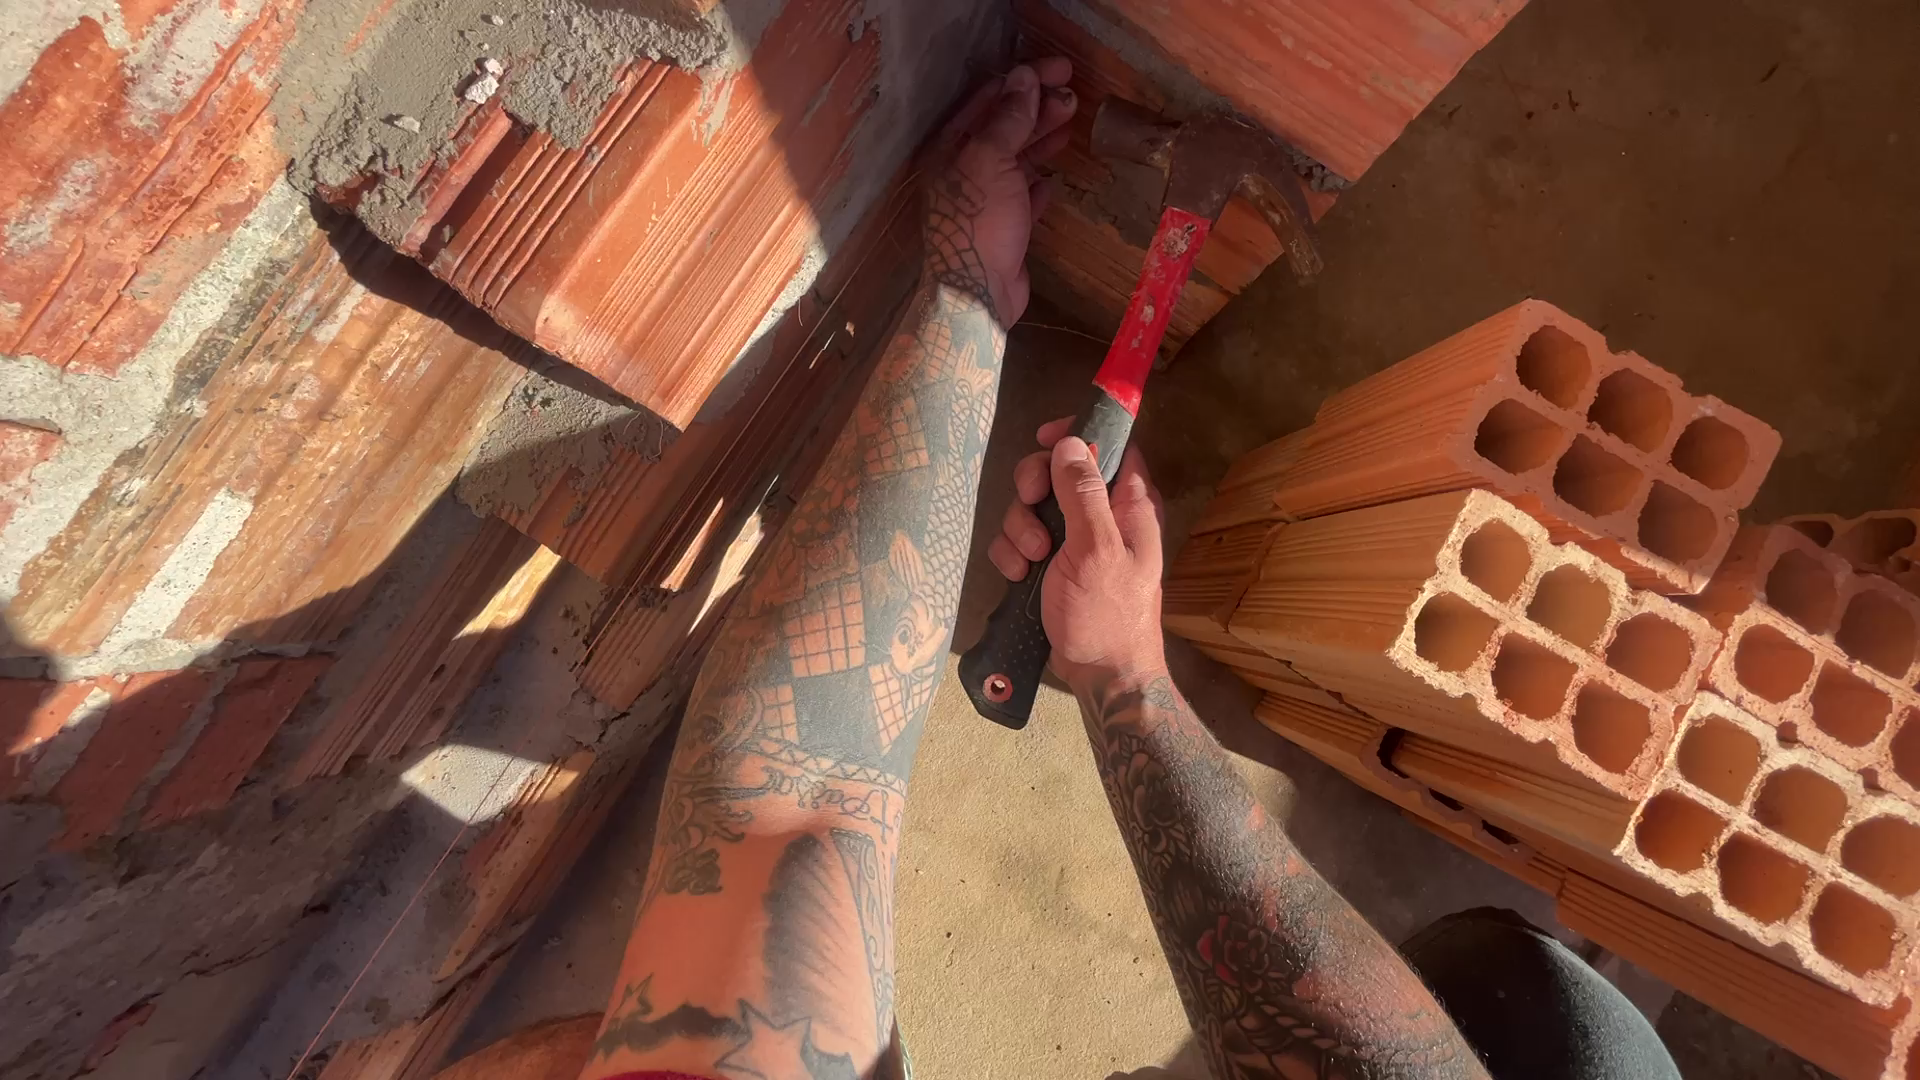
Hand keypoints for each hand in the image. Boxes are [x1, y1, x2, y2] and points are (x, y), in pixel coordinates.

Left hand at [923, 59, 1076, 323]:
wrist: (978, 292)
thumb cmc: (979, 220)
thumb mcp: (990, 159)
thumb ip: (1008, 119)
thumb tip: (1023, 78)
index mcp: (950, 151)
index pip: (987, 102)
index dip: (1023, 81)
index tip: (1059, 69)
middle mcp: (962, 175)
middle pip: (1003, 132)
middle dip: (1037, 111)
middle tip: (1072, 96)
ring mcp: (983, 206)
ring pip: (1014, 164)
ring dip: (1040, 142)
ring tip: (1070, 123)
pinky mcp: (1002, 234)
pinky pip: (1021, 203)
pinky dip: (1036, 189)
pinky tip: (1050, 181)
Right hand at [987, 418, 1167, 688]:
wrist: (1098, 673)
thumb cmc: (1108, 612)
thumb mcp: (1097, 548)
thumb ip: (1082, 493)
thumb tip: (1070, 442)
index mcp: (1128, 503)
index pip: (1109, 445)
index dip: (1077, 435)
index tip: (1045, 439)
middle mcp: (1101, 515)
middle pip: (1057, 472)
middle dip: (1035, 490)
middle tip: (1033, 507)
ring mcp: (1073, 540)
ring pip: (1032, 508)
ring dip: (1021, 530)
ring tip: (1032, 561)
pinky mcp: (1049, 564)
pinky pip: (1018, 540)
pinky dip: (1013, 554)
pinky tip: (1020, 576)